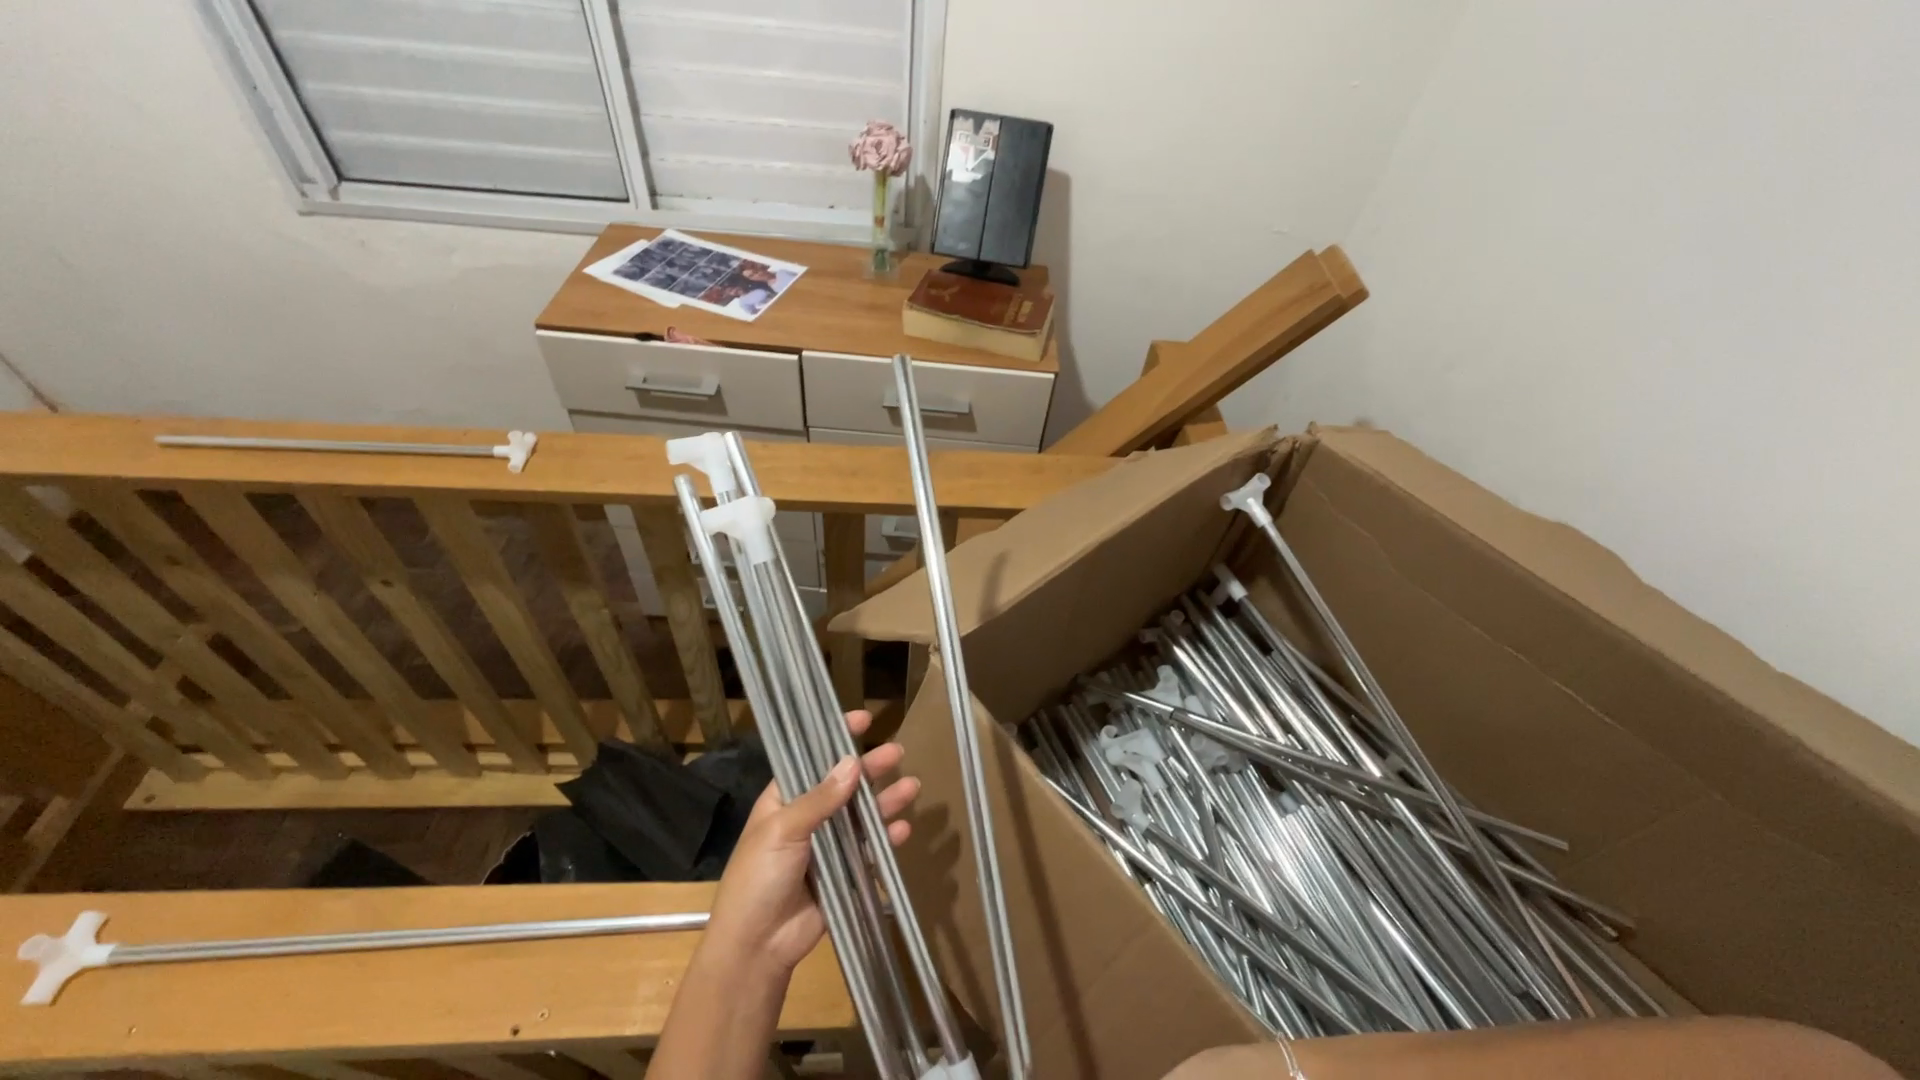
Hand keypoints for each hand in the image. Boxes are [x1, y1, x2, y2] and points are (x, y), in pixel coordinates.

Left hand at [706, 710, 919, 976]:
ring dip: (885, 802)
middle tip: (898, 752)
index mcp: (784, 800)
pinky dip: (886, 840)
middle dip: (870, 769)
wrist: (757, 944)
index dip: (834, 737)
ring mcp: (826, 847)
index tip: (863, 718)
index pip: (811, 759)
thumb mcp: (784, 830)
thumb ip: (820, 799)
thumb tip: (852, 762)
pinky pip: (870, 851)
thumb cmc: (758, 877)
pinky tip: (903, 829)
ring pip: (861, 816)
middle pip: (844, 786)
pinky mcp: (843, 874)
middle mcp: (807, 818)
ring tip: (912, 787)